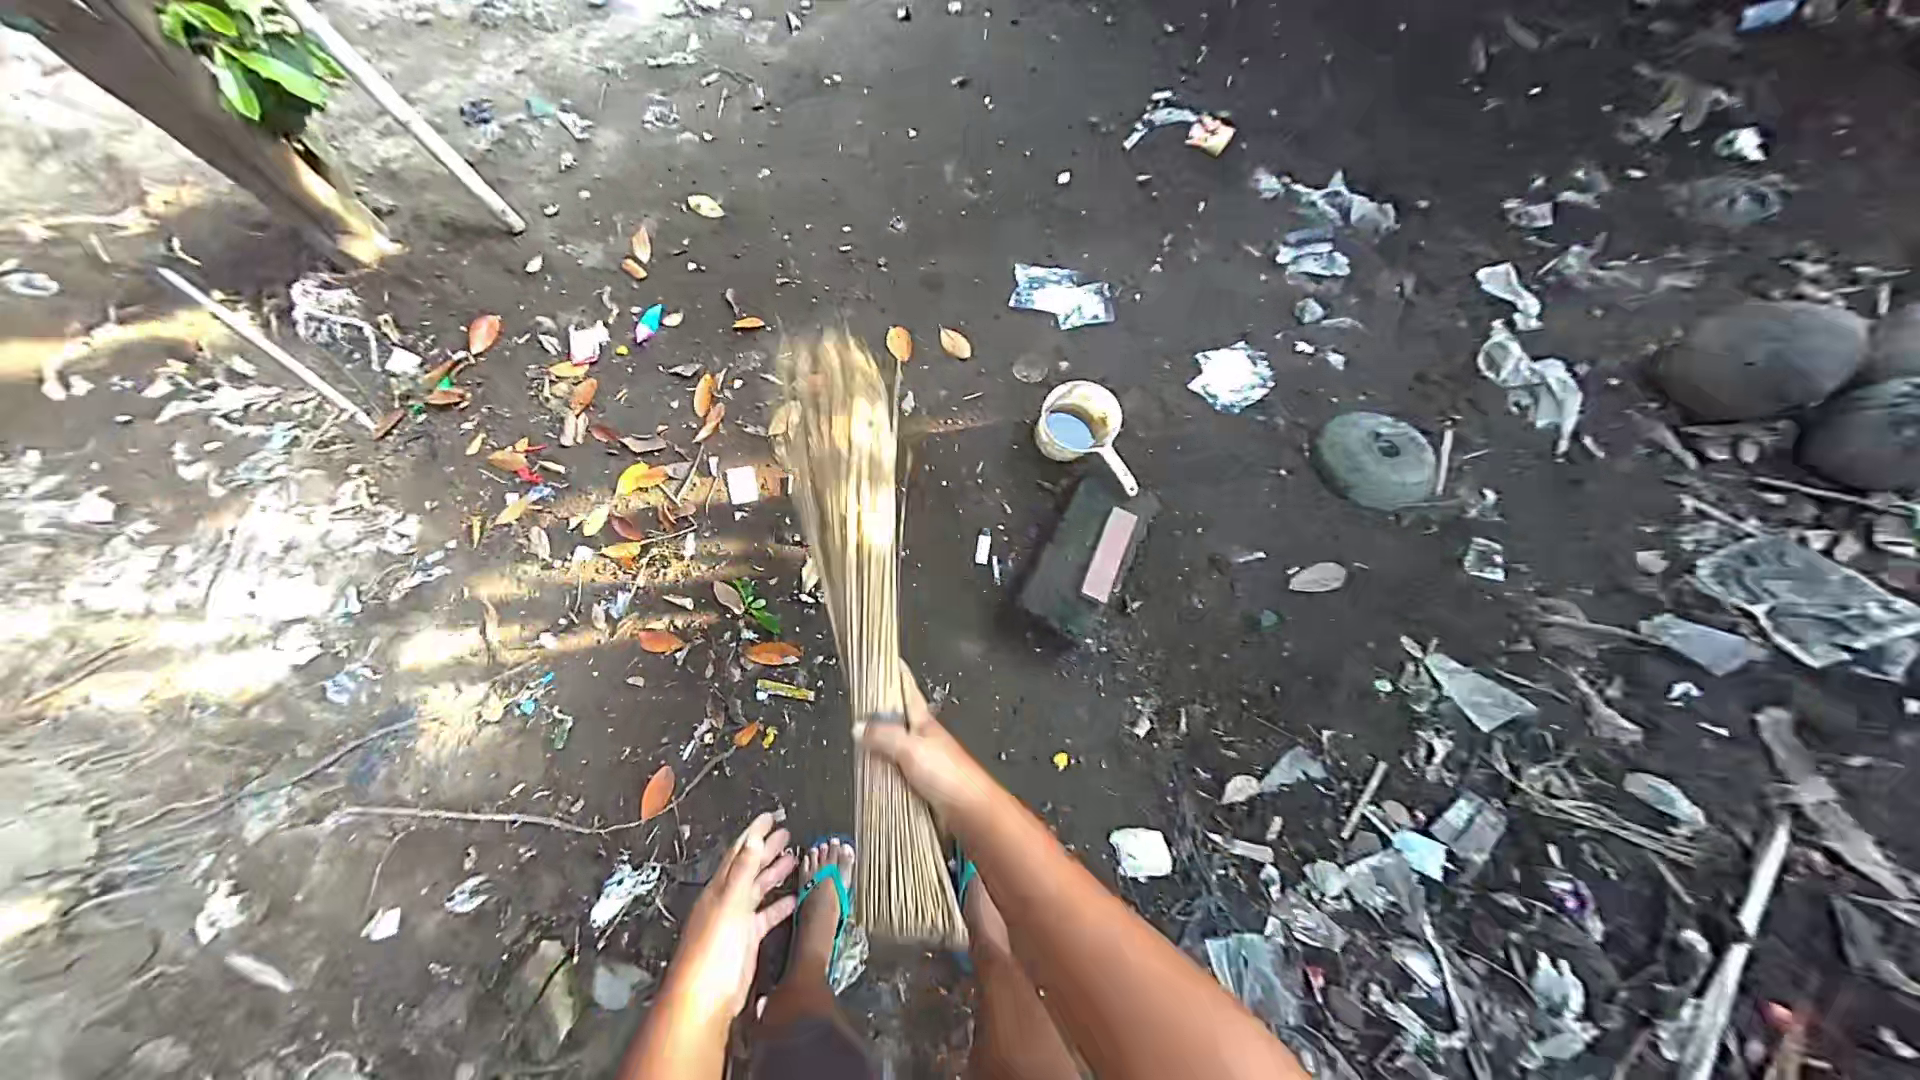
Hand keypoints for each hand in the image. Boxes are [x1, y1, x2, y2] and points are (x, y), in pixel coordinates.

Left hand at [662, 812, 797, 1022]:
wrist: (705, 999)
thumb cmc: (712, 950)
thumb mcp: (730, 903)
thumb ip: (744, 870)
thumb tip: (753, 838)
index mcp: (721, 888)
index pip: (740, 852)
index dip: (755, 833)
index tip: (770, 817)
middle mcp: (728, 900)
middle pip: (750, 867)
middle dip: (767, 849)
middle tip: (785, 833)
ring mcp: (738, 920)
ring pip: (759, 889)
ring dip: (774, 873)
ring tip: (793, 858)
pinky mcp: (748, 939)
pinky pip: (766, 915)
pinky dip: (779, 905)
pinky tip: (792, 900)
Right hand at [860, 665, 999, 822]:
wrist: (969, 811)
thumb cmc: (949, 775)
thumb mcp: (910, 749)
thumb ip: (884, 736)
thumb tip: (859, 726)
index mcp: (923, 721)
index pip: (908, 691)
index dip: (899, 676)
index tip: (890, 662)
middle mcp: (923, 738)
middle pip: (898, 719)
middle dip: (882, 713)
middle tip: (862, 707)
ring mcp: (923, 761)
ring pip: (897, 747)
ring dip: (882, 747)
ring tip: (861, 743)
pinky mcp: (921, 784)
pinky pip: (897, 772)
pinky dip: (885, 772)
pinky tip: (875, 775)